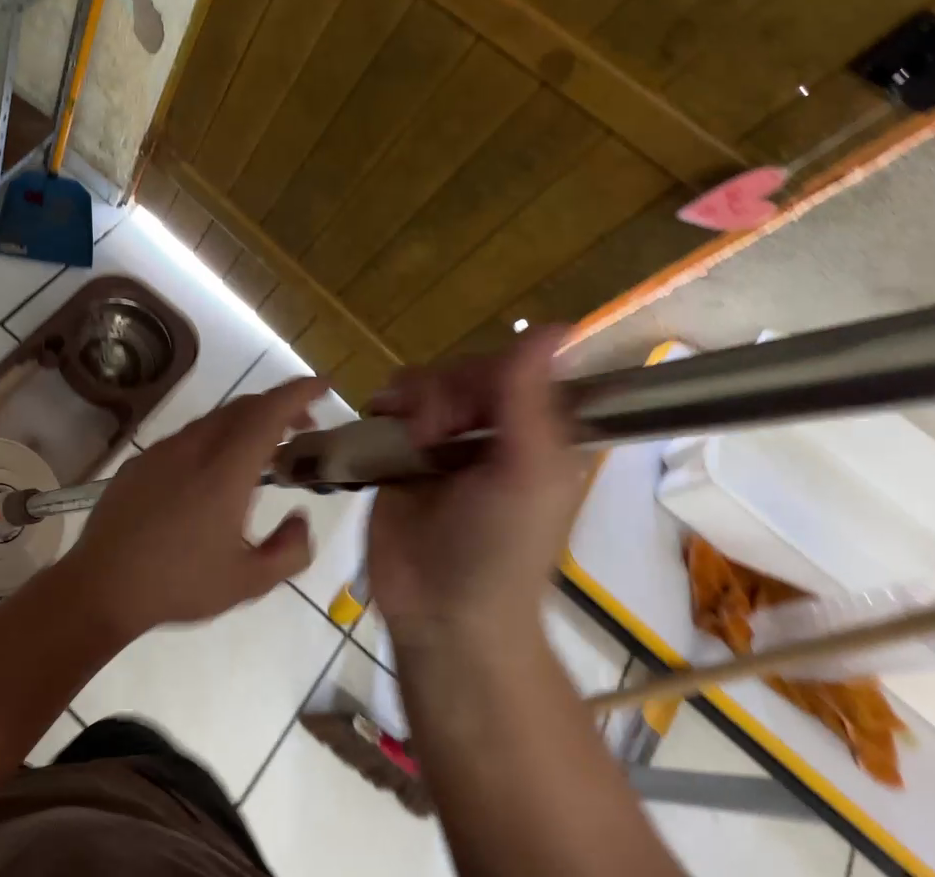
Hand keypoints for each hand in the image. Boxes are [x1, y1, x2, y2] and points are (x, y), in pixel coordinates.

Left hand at [63, 377, 330, 636]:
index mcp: (224, 472)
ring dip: (243, 425)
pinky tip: (212, 473)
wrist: (102, 586)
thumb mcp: (249, 581)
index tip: (322, 386)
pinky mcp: (138, 465)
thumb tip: (301, 519)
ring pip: (210, 422)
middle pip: (240, 409)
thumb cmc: (180, 585)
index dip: (298, 392)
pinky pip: (183, 439)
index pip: (267, 413)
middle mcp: (191, 450)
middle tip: (302, 429)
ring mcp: (160, 453)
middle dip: (277, 408)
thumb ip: (291, 550)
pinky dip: (211, 440)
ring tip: (261, 452)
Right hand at [364, 330, 585, 645]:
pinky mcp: (397, 459)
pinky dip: (381, 411)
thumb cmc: (501, 548)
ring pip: (420, 387)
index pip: (510, 370)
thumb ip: (532, 399)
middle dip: (441, 394)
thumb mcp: (528, 472)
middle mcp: (489, 433)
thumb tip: (554, 324)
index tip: (469, 408)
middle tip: (434, 436)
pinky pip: (387, 413)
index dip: (484, 375)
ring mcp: (440, 446)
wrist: (443, 610)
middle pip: (460, 373)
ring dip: (410, 401)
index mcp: (535, 434)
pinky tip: (379, 424)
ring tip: (409, 439)